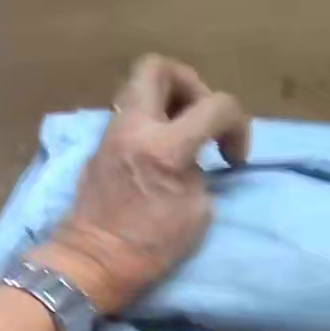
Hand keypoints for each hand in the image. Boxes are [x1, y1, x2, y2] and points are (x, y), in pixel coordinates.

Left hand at [29, 55, 250, 314]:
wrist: (91, 262)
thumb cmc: (148, 247)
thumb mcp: (196, 211)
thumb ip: (199, 170)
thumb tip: (193, 158)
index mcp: (163, 147)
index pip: (216, 105)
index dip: (238, 126)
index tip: (232, 158)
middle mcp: (133, 128)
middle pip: (157, 68)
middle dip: (188, 83)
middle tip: (200, 116)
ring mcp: (110, 134)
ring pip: (137, 87)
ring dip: (166, 101)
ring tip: (181, 133)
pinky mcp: (99, 146)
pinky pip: (127, 115)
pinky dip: (149, 121)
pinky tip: (159, 150)